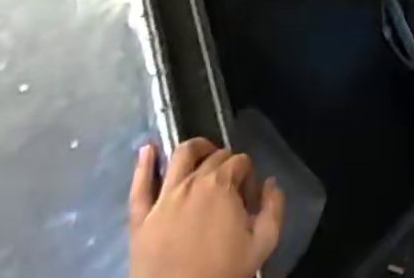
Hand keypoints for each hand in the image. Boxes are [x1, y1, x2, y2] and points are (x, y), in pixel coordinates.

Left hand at [129, 139, 284, 277]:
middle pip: (214, 156)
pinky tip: (147, 149)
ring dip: (196, 150)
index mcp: (221, 185)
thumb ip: (274, 206)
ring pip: (180, 157)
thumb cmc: (223, 273)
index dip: (249, 176)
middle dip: (227, 164)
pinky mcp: (141, 220)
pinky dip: (143, 165)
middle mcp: (191, 183)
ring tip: (204, 157)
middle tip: (231, 188)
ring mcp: (162, 200)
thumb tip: (270, 182)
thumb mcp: (263, 243)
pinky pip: (138, 188)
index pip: (241, 161)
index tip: (249, 199)